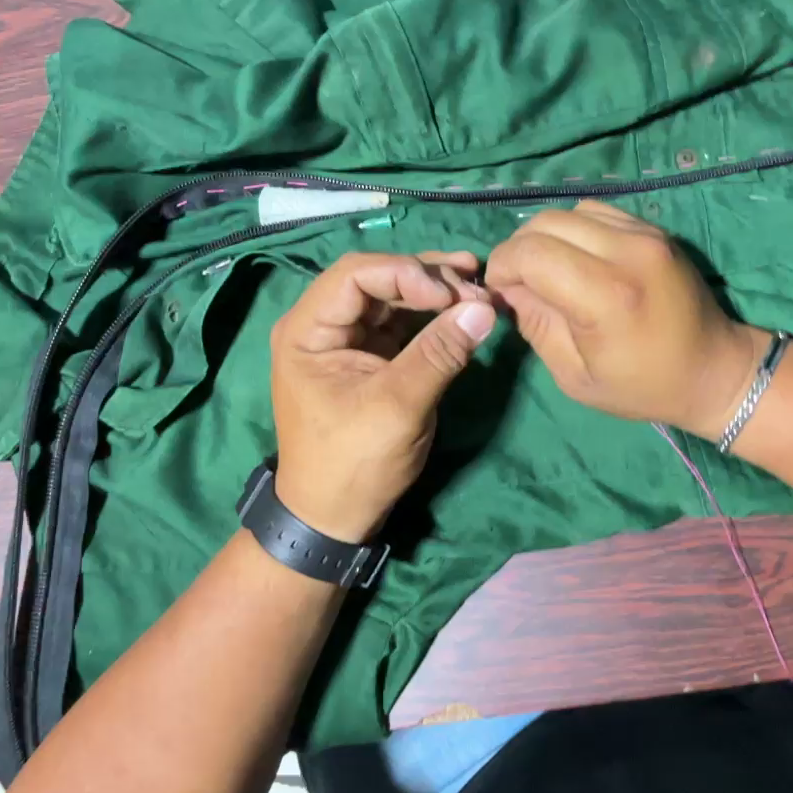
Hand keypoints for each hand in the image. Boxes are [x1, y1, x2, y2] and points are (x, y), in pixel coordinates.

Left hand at [270, 252, 496, 542]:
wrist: (335, 519)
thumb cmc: (353, 466)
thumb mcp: (398, 408)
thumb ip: (439, 354)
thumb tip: (485, 307)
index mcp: (308, 331)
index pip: (355, 274)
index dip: (405, 273)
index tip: (450, 296)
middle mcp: (323, 325)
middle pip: (377, 278)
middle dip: (427, 279)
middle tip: (476, 287)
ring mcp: (348, 340)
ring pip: (393, 296)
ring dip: (435, 292)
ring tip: (479, 288)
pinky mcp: (372, 356)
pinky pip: (404, 323)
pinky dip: (434, 315)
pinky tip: (466, 310)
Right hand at [485, 200, 765, 438]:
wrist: (715, 370)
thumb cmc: (643, 386)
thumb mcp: (574, 376)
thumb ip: (535, 325)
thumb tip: (506, 289)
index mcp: (606, 296)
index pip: (530, 253)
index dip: (502, 268)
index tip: (501, 293)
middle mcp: (627, 252)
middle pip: (545, 223)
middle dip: (519, 250)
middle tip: (520, 284)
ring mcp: (644, 234)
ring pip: (568, 211)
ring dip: (546, 238)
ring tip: (549, 272)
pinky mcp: (653, 229)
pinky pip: (596, 212)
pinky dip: (575, 231)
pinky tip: (579, 261)